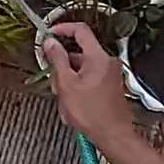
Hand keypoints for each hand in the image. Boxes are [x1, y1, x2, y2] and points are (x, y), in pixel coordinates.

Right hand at [41, 22, 136, 148]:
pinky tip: (72, 102)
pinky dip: (78, 84)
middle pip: (80, 52)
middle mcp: (107, 61)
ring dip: (69, 77)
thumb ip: (57, 60)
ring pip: (83, 66)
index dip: (63, 28)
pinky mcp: (109, 84)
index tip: (50, 33)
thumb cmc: (92, 113)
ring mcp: (110, 73)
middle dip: (63, 63)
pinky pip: (89, 76)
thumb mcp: (67, 84)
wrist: (113, 135)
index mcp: (98, 57)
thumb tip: (50, 42)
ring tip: (63, 97)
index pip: (80, 30)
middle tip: (53, 77)